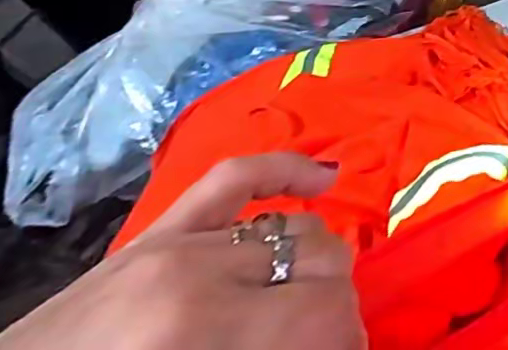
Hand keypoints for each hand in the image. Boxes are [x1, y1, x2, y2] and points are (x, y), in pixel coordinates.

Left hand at [0, 154, 364, 349]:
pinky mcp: (157, 231)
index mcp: (201, 333)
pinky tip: (323, 181)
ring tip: (326, 298)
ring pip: (289, 227)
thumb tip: (322, 340)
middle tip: (336, 341)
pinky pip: (233, 180)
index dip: (350, 338)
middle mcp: (198, 273)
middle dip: (340, 308)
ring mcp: (175, 241)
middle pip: (313, 265)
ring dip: (322, 263)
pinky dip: (285, 173)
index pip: (319, 314)